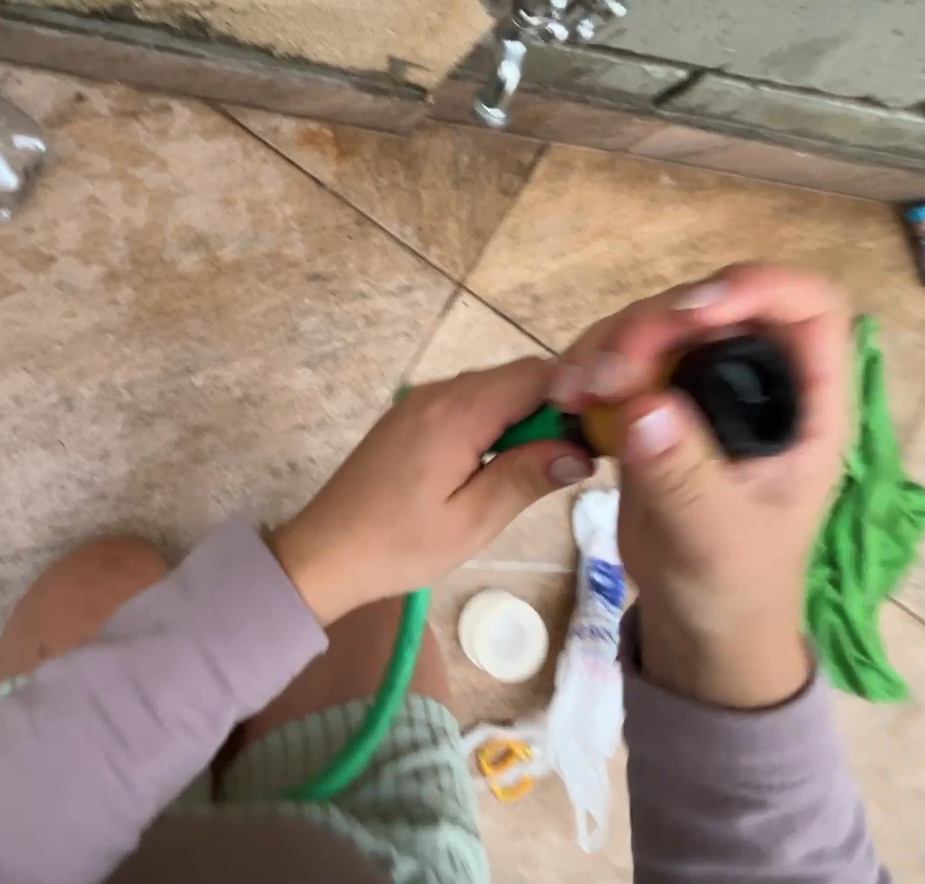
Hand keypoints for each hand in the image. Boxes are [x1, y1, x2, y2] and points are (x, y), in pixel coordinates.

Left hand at [270, 359, 595, 624]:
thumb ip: (525, 477)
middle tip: (574, 455)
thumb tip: (581, 449)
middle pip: (514, 376)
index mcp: (456, 412)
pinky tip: (497, 459)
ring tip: (541, 463)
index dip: (576, 393)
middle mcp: (437, 391)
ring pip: (490, 388)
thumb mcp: (471, 521)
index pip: (536, 374)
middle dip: (552, 406)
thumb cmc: (399, 544)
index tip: (599, 431)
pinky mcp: (408, 415)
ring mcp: (419, 400)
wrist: (324, 551)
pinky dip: (492, 420)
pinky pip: (464, 401)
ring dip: (522, 415)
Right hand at [553, 264, 852, 707]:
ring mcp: (700, 388)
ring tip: (571, 395)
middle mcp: (754, 380)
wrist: (698, 612)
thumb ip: (683, 474)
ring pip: (653, 327)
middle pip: (705, 307)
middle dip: (649, 328)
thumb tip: (643, 405)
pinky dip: (588, 368)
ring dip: (605, 346)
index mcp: (803, 404)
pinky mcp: (655, 403)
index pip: (805, 309)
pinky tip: (566, 400)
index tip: (693, 313)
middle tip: (602, 377)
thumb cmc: (734, 581)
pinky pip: (619, 359)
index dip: (757, 289)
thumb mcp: (715, 537)